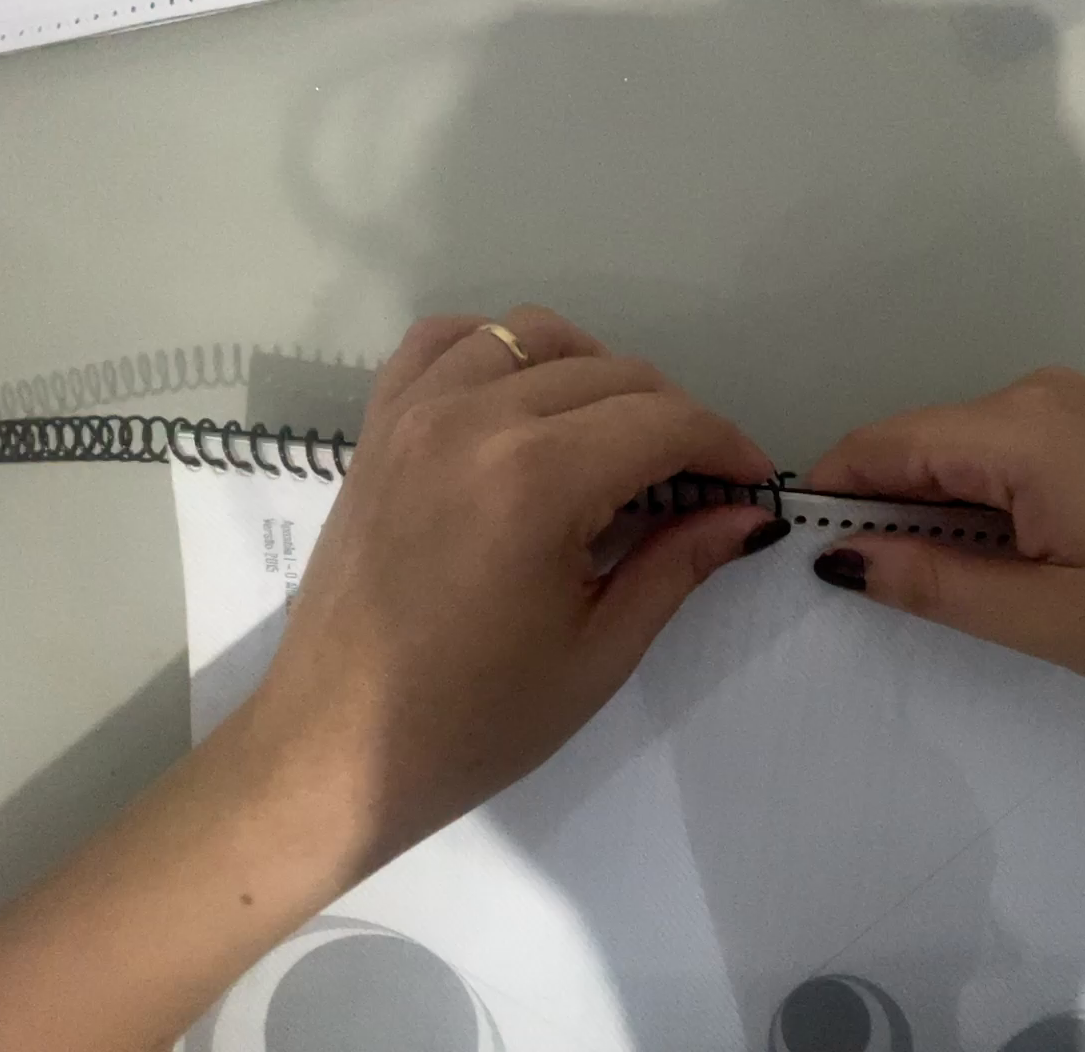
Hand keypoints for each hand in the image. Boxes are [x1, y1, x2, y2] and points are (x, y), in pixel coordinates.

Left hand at [247, 306, 784, 871]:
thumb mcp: (599, 652)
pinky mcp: (378, 426)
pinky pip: (446, 342)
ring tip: (615, 437)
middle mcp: (473, 418)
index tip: (750, 481)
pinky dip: (500, 352)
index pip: (663, 422)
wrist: (334, 748)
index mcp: (535, 480)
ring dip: (597, 372)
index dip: (724, 444)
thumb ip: (678, 563)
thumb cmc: (473, 722)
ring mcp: (414, 411)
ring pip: (534, 335)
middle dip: (676, 418)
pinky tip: (522, 399)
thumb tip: (746, 516)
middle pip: (613, 373)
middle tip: (695, 481)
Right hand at [805, 368, 1084, 700]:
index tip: (805, 558)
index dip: (828, 498)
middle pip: (908, 447)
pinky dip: (962, 508)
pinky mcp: (1081, 432)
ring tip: (939, 585)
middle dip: (874, 512)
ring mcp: (1061, 409)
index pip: (879, 446)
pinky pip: (986, 461)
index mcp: (1021, 431)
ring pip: (944, 456)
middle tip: (875, 592)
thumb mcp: (1056, 621)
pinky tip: (988, 559)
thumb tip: (838, 557)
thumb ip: (935, 585)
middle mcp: (1032, 397)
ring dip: (920, 516)